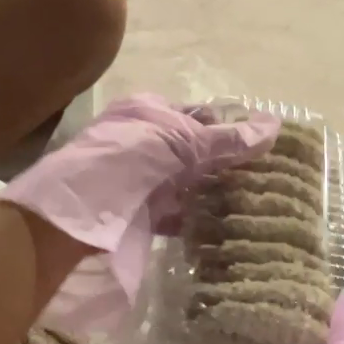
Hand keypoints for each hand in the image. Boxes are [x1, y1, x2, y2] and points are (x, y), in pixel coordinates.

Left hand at [1, 95, 280, 335]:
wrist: (69, 220)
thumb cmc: (121, 166)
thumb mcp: (178, 144)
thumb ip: (224, 141)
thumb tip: (274, 128)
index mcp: (149, 114)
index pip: (199, 117)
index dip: (230, 131)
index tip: (262, 151)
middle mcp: (143, 144)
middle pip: (192, 154)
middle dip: (222, 168)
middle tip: (261, 183)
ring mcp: (138, 182)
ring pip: (184, 186)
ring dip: (210, 196)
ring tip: (247, 208)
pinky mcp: (135, 217)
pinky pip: (172, 215)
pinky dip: (193, 221)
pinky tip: (215, 230)